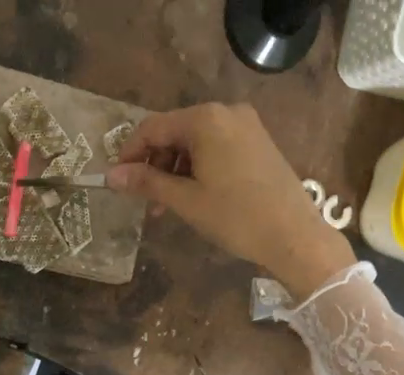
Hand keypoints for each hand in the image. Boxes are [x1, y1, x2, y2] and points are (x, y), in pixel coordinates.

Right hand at [107, 103, 355, 296]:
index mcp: (205, 120)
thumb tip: (111, 176)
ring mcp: (245, 125)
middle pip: (174, 132)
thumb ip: (147, 183)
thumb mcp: (186, 201)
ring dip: (173, 170)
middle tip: (143, 201)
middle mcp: (226, 112)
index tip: (117, 182)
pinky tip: (192, 196)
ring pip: (194, 142)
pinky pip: (215, 147)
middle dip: (153, 164)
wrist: (292, 233)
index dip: (130, 154)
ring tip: (166, 206)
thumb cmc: (235, 216)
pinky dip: (196, 168)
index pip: (153, 128)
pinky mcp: (257, 141)